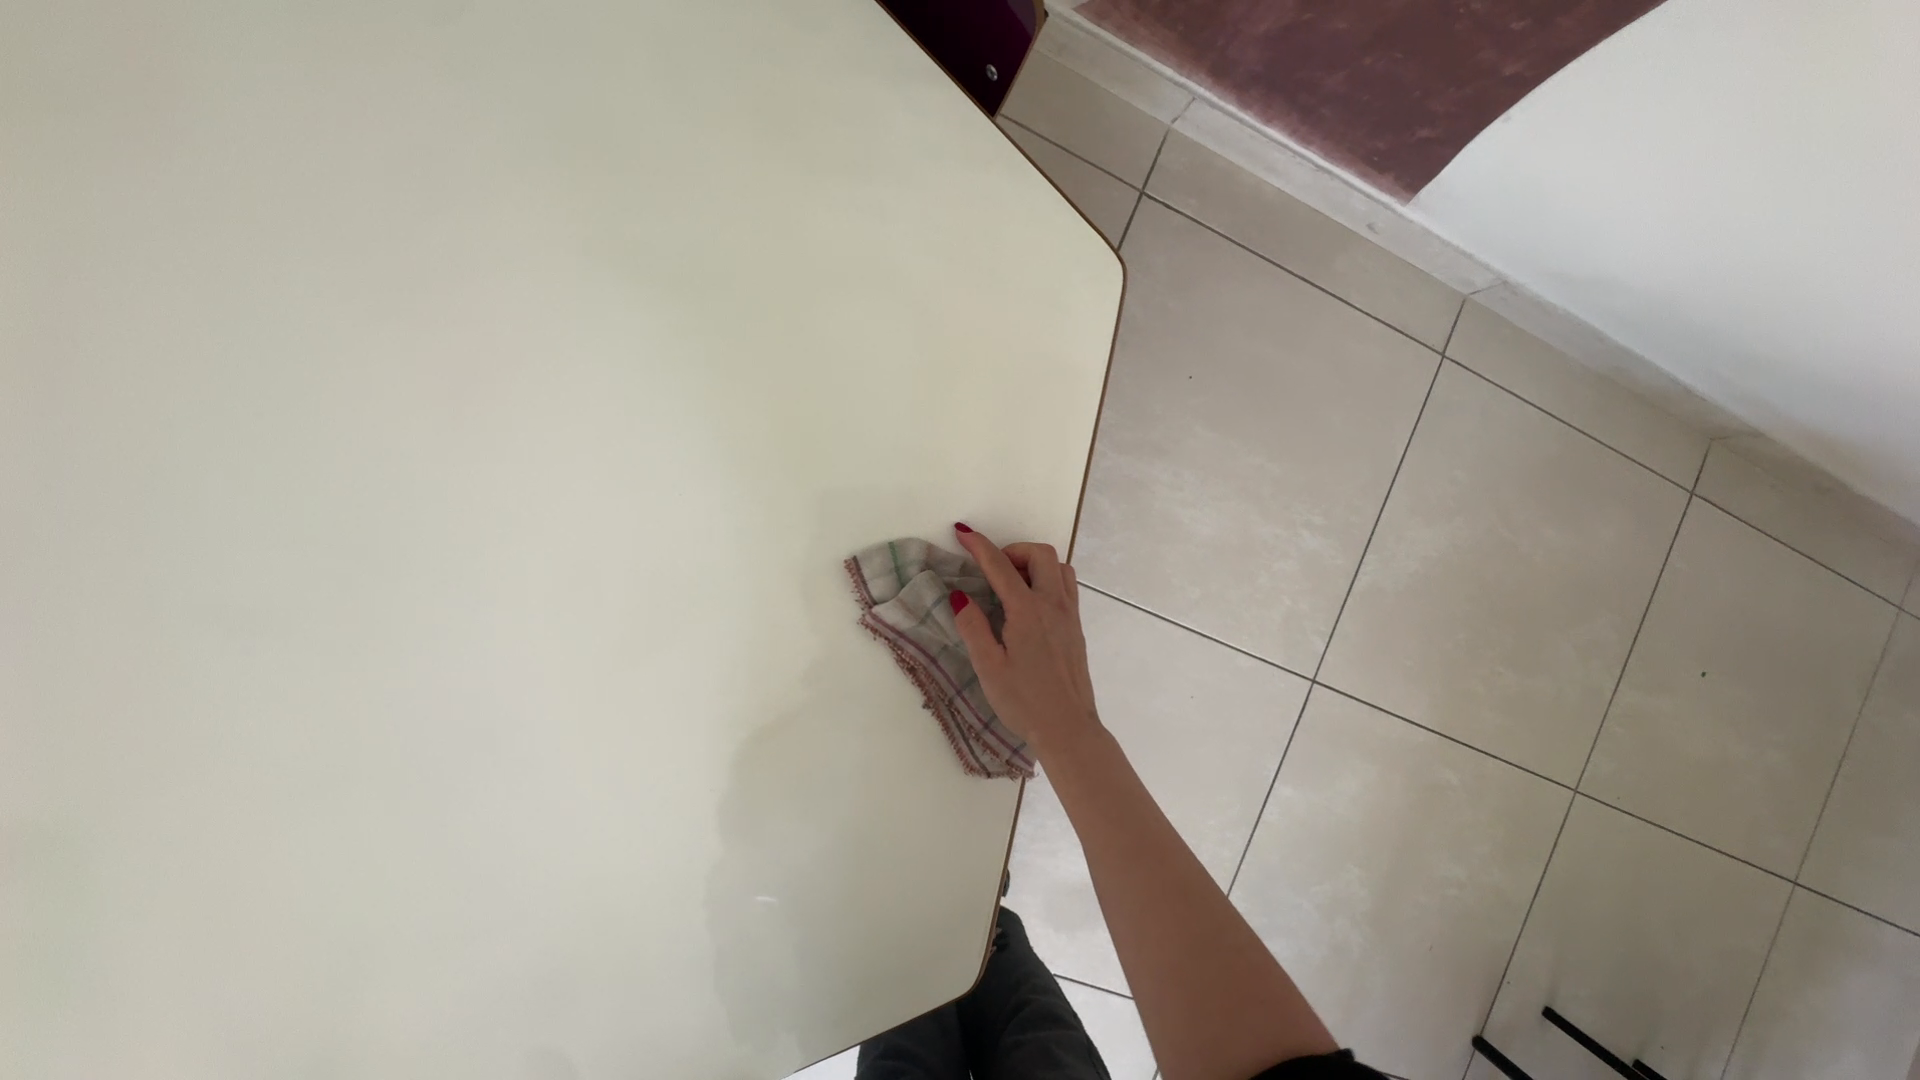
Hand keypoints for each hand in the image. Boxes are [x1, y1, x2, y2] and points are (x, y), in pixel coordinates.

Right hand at [948, 523, 1100, 757]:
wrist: (1068, 728)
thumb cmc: (1024, 701)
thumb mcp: (988, 667)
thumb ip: (973, 627)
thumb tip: (959, 595)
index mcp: (1027, 611)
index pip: (1000, 567)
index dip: (979, 546)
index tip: (962, 532)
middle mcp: (1053, 605)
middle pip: (1040, 555)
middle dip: (1013, 550)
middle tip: (992, 569)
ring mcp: (1070, 615)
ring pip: (1059, 567)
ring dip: (1035, 563)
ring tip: (1012, 583)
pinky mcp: (1076, 628)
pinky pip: (1067, 586)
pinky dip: (1048, 579)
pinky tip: (1031, 602)